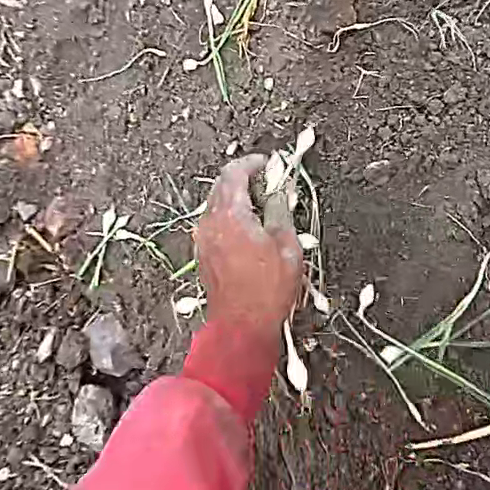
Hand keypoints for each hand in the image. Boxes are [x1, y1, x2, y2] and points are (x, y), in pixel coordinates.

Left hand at [194, 153, 304, 332]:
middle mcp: (210, 223)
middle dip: (244, 177)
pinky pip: (215, 220)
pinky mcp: (204, 253)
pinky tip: (250, 222)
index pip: (233, 174)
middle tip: (269, 179)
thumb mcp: (286, 244)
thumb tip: (278, 191)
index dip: (252, 163)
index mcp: (230, 216)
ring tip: (262, 200)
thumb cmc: (268, 288)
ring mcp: (204, 239)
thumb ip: (279, 210)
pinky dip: (231, 212)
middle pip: (221, 186)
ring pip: (216, 203)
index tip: (269, 163)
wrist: (242, 326)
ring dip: (237, 195)